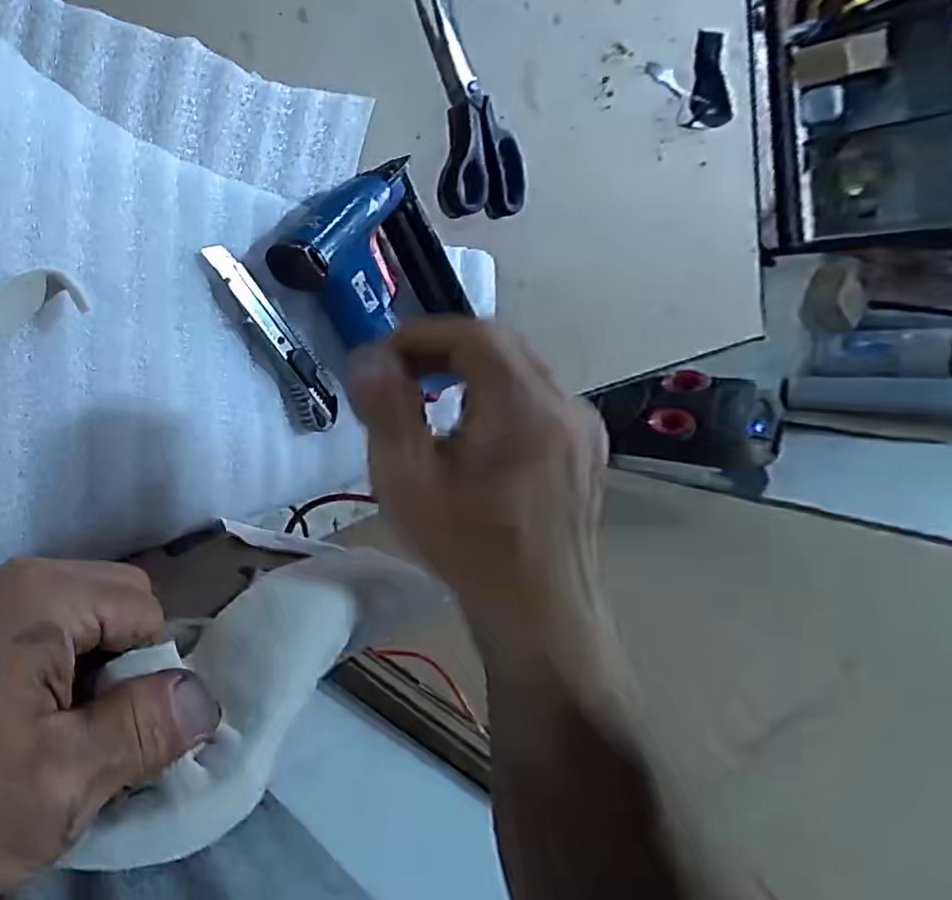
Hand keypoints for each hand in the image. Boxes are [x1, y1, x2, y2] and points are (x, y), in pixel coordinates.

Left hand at [0, 559, 221, 893]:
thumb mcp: (56, 784)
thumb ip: (139, 734)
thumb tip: (205, 696)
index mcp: (49, 597)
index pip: (150, 615)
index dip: (151, 680)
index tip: (118, 740)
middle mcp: (31, 576)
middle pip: (126, 605)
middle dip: (129, 671)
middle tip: (91, 738)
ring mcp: (6, 592)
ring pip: (97, 619)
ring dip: (100, 674)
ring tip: (61, 736)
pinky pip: (63, 628)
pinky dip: (70, 671)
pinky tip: (33, 721)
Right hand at [346, 318, 609, 661]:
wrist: (540, 617)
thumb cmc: (465, 547)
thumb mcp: (405, 478)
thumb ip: (385, 408)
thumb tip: (368, 357)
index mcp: (524, 408)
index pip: (473, 333)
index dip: (419, 334)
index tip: (378, 360)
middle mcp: (564, 406)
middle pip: (498, 345)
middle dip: (437, 348)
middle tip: (391, 375)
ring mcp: (581, 428)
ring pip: (516, 369)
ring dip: (463, 369)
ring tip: (419, 398)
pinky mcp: (583, 450)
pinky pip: (532, 397)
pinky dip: (489, 393)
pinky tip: (462, 430)